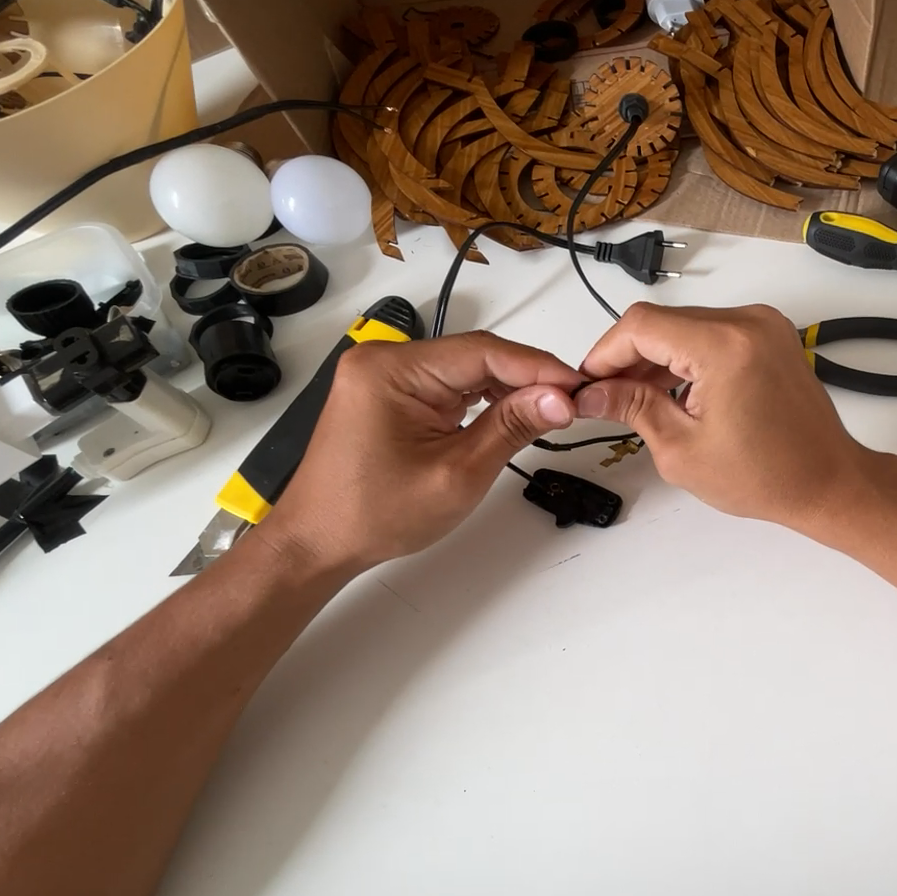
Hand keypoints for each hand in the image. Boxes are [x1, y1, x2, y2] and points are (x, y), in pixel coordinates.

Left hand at [258, 331, 580, 573]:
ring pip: (469, 369)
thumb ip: (512, 427)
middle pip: (477, 356)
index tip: (578, 387)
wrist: (319, 542)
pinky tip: (514, 413)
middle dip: (528, 377)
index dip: (538, 367)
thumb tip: (559, 398)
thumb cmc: (374, 513)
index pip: (483, 352)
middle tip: (571, 402)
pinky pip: (453, 384)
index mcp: (390, 370)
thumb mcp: (458, 473)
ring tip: (550, 410)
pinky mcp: (394, 393)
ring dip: (511, 388)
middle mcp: (385, 361)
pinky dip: (487, 398)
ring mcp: (388, 376)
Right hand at [574, 303, 877, 530]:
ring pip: (687, 326)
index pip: (642, 325)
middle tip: (607, 397)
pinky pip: (714, 334)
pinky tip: (675, 391)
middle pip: (664, 322)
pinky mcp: (772, 336)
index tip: (589, 383)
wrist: (828, 481)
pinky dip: (688, 357)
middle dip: (629, 357)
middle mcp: (749, 323)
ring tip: (639, 400)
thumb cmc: (769, 475)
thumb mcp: (682, 448)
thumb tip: (592, 392)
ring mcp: (765, 326)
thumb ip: (632, 408)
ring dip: (658, 358)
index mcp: (725, 346)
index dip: (605, 353)